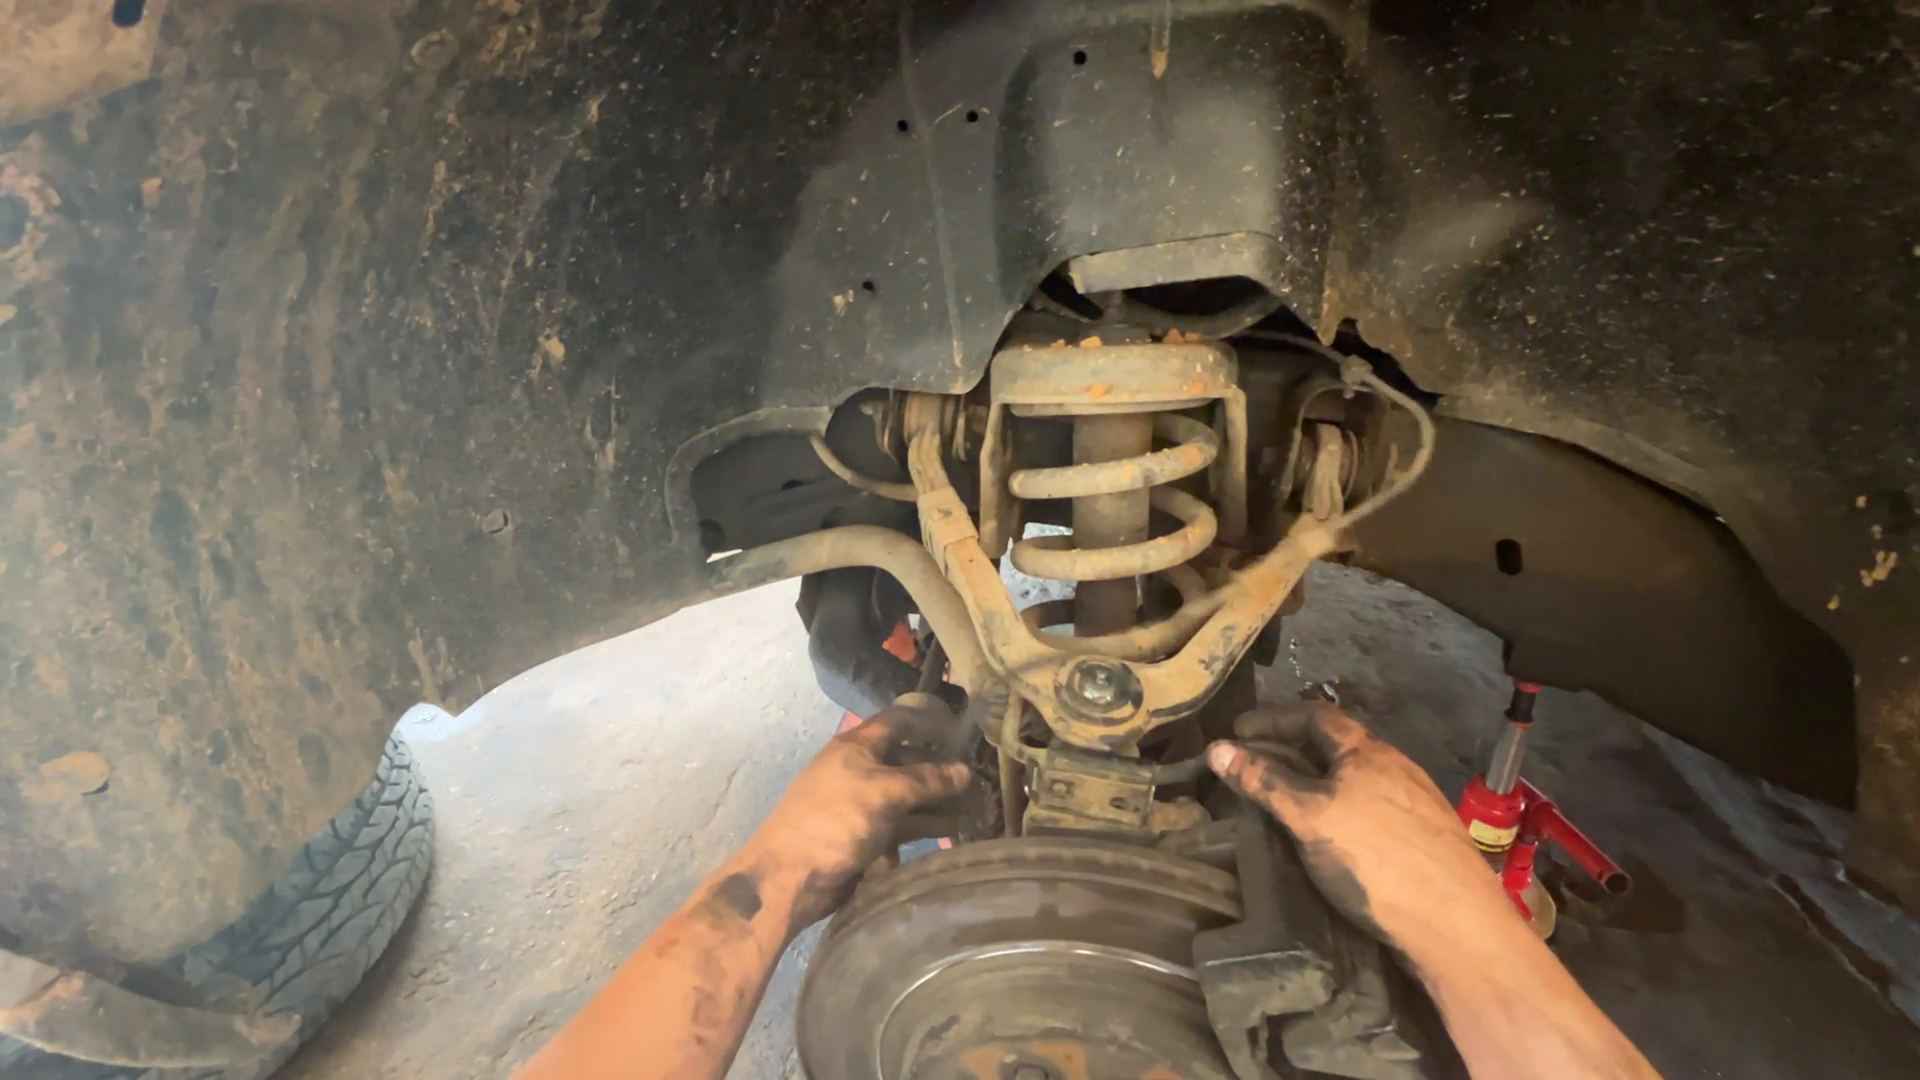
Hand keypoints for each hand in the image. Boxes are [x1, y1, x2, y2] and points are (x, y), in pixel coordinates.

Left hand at [745, 705, 971, 927]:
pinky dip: (926, 825)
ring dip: (939, 801)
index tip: (962, 730)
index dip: (928, 722)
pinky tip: (955, 832)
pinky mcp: (867, 836)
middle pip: (908, 760)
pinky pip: (903, 824)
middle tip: (979, 779)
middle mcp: (861, 769)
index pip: (898, 721)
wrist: (788, 878)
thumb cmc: (835, 820)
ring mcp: (863, 804)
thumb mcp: (884, 792)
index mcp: (857, 746)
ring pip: (909, 795)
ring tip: (977, 808)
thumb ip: (927, 780)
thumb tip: (965, 772)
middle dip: (942, 768)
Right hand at [1206, 702, 1519, 954]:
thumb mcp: (1309, 817)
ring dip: (1318, 777)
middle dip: (1292, 747)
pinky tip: (1333, 830)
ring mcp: (1417, 803)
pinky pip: (1372, 804)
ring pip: (1356, 776)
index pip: (1314, 715)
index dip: (1274, 718)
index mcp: (1367, 752)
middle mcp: (1396, 767)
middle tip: (1256, 762)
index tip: (1239, 731)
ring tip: (1287, 796)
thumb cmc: (1376, 860)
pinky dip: (1340, 803)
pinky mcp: (1428, 839)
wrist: (1463, 932)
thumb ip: (1264, 781)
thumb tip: (1216, 747)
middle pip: (1336, 744)